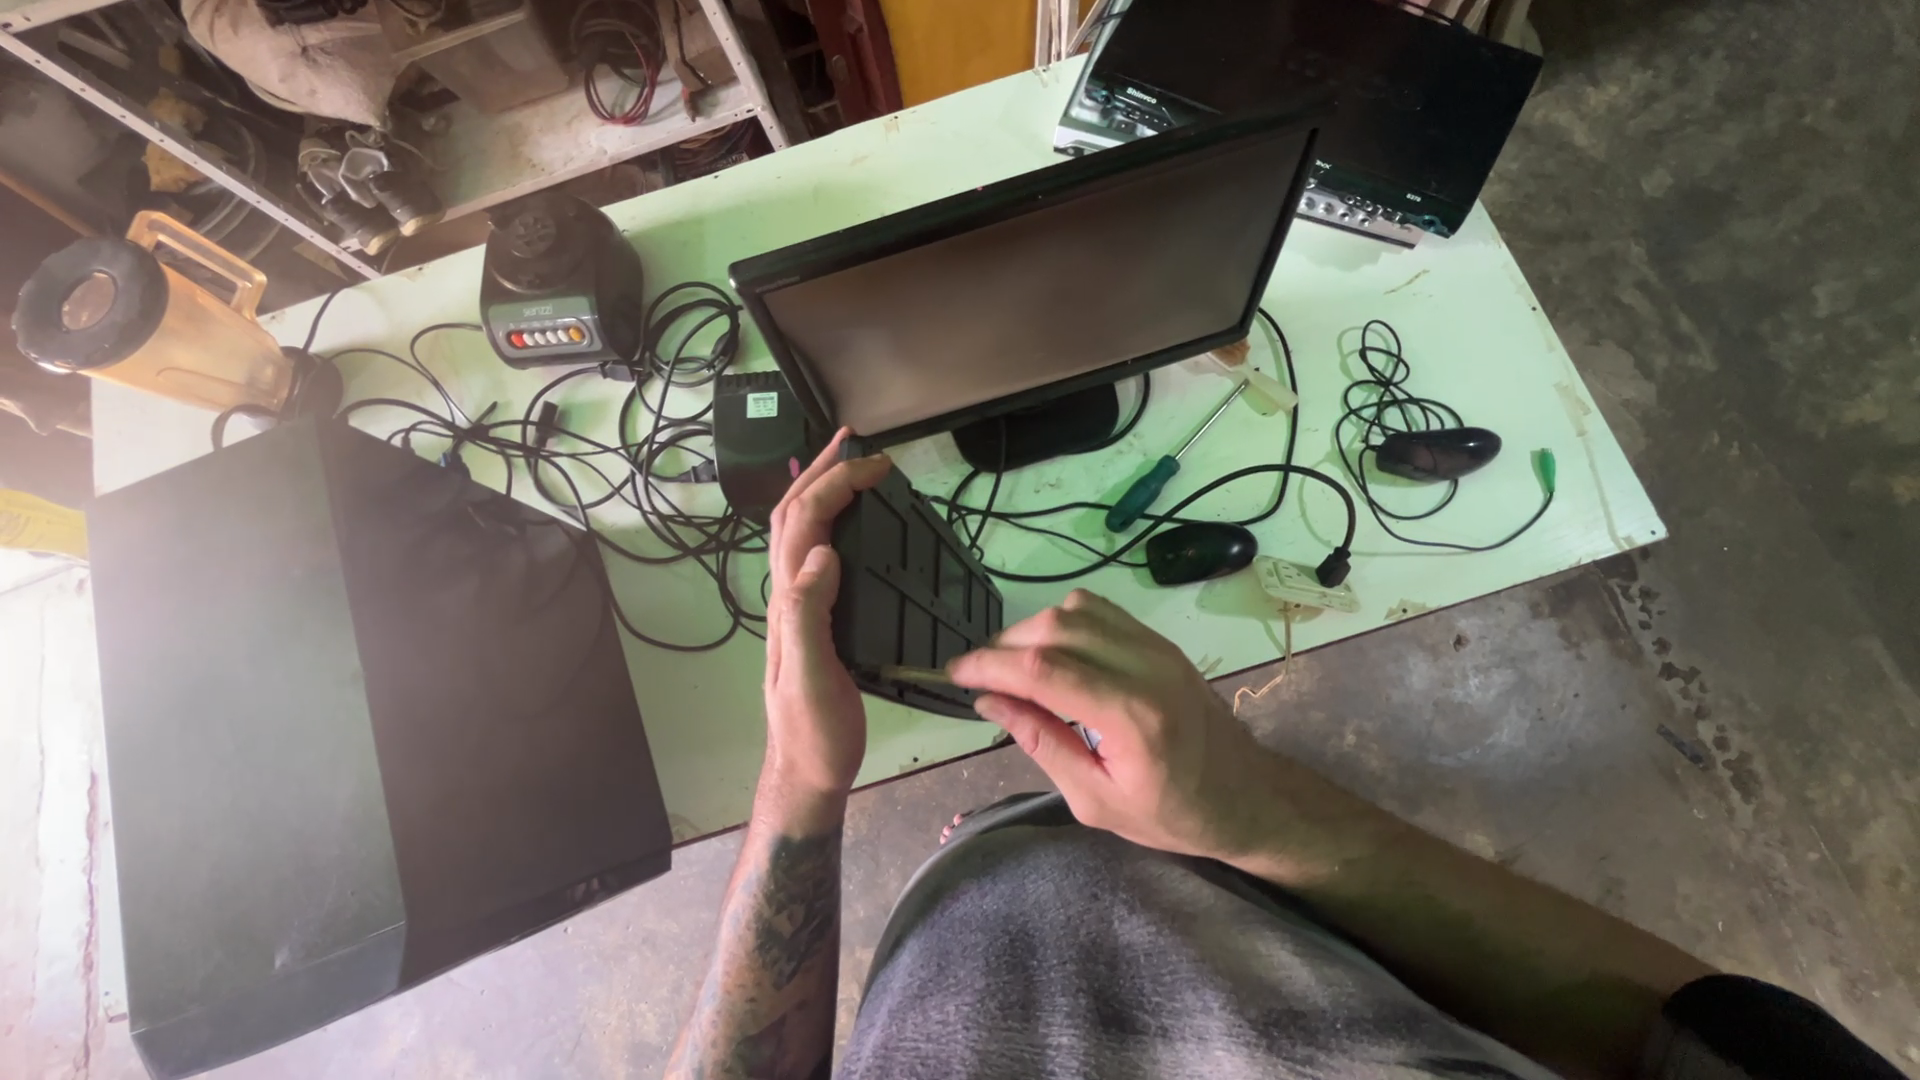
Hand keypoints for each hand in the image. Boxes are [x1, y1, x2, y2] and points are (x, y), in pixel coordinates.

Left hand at [762, 429, 891, 798]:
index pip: (804, 524)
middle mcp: (789, 595)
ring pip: (800, 534)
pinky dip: (830, 525)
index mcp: (790, 600)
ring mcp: (799, 607)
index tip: (875, 465)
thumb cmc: (814, 730)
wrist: (807, 771)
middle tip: (854, 442)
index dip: (834, 484)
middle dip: (820, 472)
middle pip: (793, 517)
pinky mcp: (816, 621)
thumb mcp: (813, 676)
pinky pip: (816, 557)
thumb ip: (809, 613)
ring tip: (848, 467)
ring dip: (820, 491)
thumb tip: (823, 551)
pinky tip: (848, 528)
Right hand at [948, 590, 1330, 870]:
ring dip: (1031, 631)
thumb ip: (1041, 742)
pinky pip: (1098, 608)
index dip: (990, 666)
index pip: (1044, 671)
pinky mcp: (1159, 640)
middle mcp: (1145, 667)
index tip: (954, 674)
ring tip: (1013, 666)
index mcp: (1131, 718)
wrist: (1247, 794)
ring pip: (1074, 609)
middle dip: (1004, 647)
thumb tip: (988, 702)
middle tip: (982, 678)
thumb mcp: (1096, 799)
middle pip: (1055, 629)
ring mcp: (1156, 646)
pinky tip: (1052, 652)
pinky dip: (1062, 621)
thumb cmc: (1172, 814)